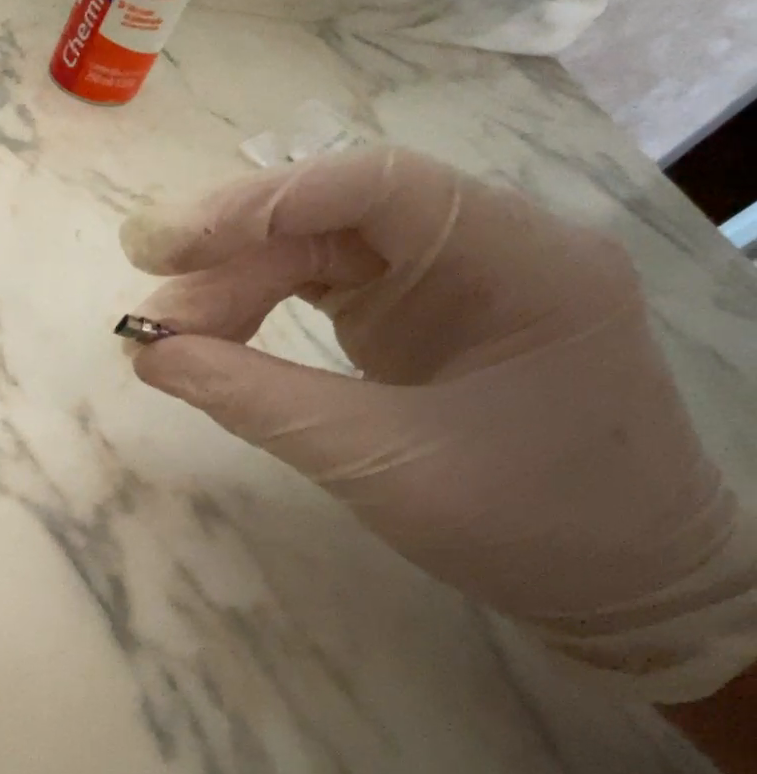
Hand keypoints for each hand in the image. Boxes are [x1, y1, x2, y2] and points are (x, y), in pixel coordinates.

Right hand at [119, 148, 752, 702]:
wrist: (626, 588)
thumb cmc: (531, 524)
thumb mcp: (380, 462)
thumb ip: (256, 398)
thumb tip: (147, 353)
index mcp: (519, 259)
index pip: (375, 185)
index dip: (259, 205)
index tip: (164, 250)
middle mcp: (486, 246)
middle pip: (329, 216)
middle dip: (228, 256)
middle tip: (148, 312)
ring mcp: (449, 277)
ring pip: (314, 247)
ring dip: (232, 285)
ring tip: (165, 338)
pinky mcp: (416, 312)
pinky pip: (319, 285)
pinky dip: (255, 307)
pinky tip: (212, 339)